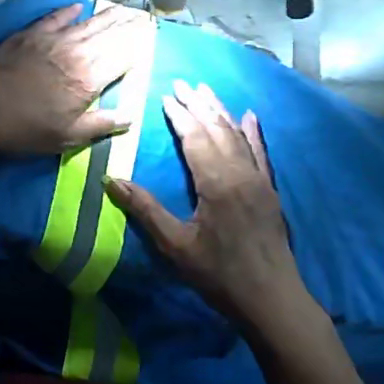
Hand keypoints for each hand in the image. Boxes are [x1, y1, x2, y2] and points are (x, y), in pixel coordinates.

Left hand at [0, 2, 143, 155]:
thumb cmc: (24, 128)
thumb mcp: (66, 137)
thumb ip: (100, 125)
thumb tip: (130, 116)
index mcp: (89, 79)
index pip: (123, 57)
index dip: (139, 45)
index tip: (152, 35)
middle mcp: (76, 53)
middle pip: (109, 35)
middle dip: (128, 25)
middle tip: (144, 16)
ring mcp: (51, 40)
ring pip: (86, 23)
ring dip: (106, 15)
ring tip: (123, 8)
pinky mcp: (29, 35)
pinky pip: (55, 18)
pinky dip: (69, 11)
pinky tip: (78, 6)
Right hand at [105, 80, 307, 318]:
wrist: (272, 300)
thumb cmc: (218, 275)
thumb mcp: (175, 246)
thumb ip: (145, 210)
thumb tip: (111, 180)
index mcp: (217, 184)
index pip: (195, 139)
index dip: (180, 116)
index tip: (166, 95)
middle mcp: (241, 175)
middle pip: (218, 130)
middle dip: (199, 105)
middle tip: (183, 82)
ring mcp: (259, 182)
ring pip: (239, 137)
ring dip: (222, 112)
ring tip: (207, 90)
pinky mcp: (270, 192)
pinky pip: (261, 153)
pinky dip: (254, 133)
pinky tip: (250, 117)